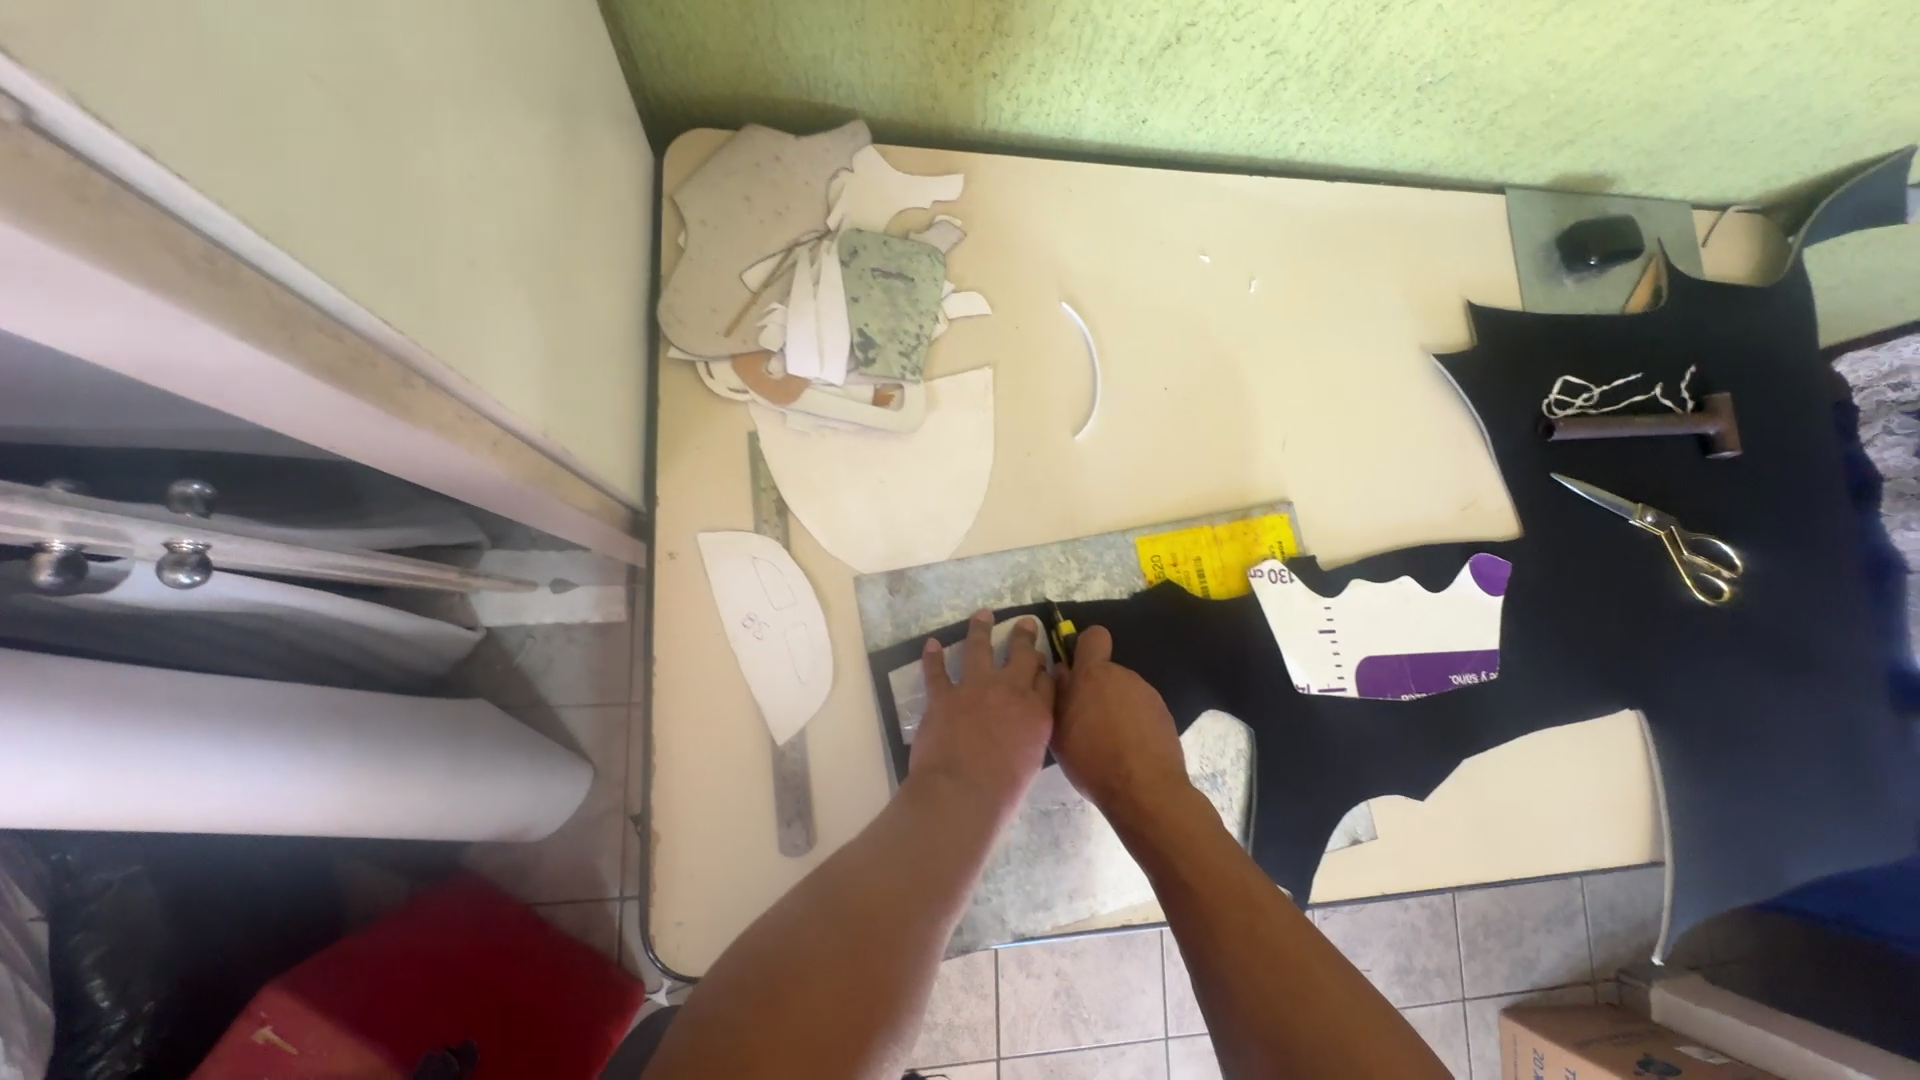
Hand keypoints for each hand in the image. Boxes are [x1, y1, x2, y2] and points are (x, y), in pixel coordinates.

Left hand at [908, 611, 1055, 817]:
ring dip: (981, 629)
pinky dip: (932, 657)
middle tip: (1025, 623)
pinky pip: (936, 670)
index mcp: (1036, 713)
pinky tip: (931, 644)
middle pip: (1021, 655)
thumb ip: (1028, 738)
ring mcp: (974, 689)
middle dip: (1024, 637)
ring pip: (979, 649)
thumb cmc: (1002, 792)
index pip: (1046, 680)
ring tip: (982, 615)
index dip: (1044, 668)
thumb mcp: (1031, 763)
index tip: (1042, 662)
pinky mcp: (943, 696)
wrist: (961, 792)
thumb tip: (1021, 733)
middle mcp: (1009, 691)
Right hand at [1051, 625, 1194, 828]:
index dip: (1085, 647)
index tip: (1078, 668)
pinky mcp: (1164, 714)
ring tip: (1110, 742)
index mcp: (1093, 675)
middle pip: (1106, 673)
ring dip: (1116, 708)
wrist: (1145, 789)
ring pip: (1124, 693)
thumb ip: (1059, 695)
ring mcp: (1147, 694)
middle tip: (1087, 721)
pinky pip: (1141, 710)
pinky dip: (1135, 724)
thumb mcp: (1059, 730)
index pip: (1094, 636)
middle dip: (1097, 689)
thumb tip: (1062, 673)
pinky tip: (1130, 750)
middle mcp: (1123, 676)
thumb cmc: (1092, 759)